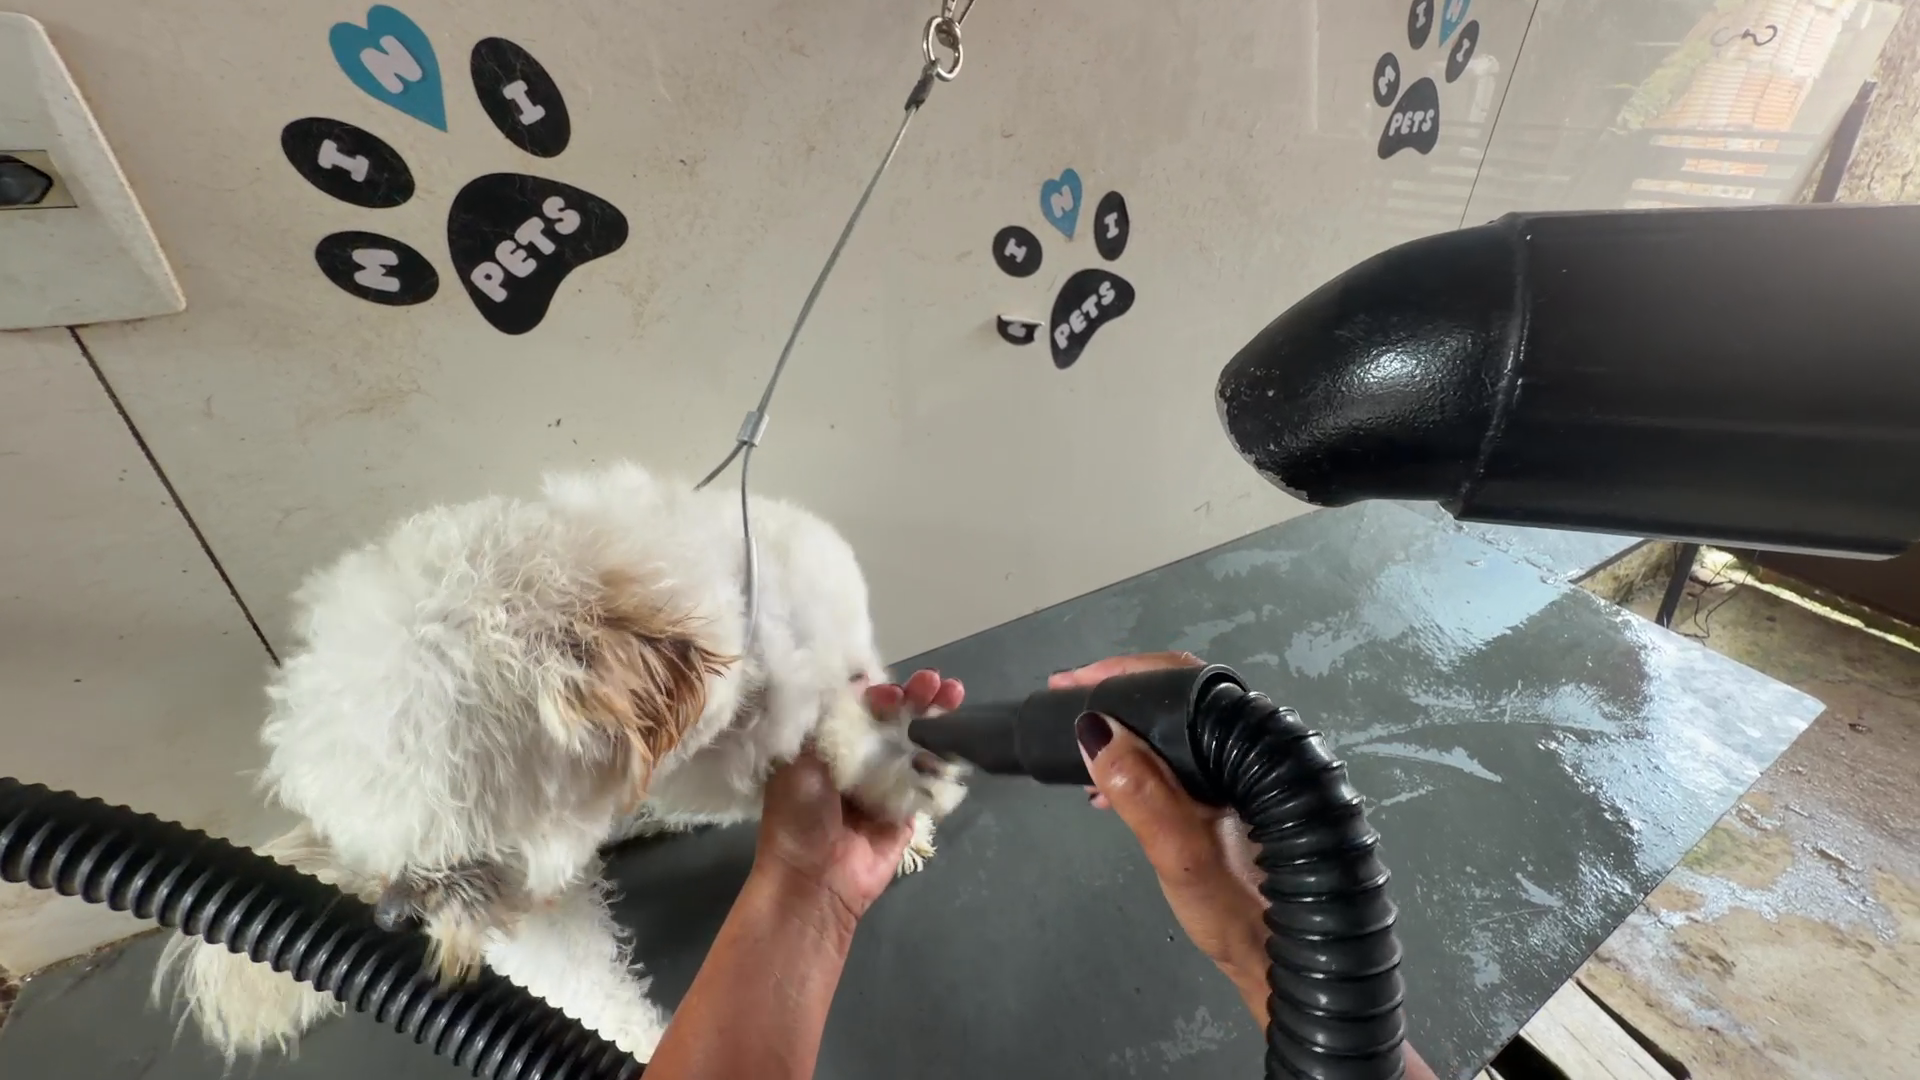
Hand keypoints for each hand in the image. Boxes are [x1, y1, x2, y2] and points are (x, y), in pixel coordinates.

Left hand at [753, 671, 964, 928]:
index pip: (863, 704)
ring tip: (953, 694)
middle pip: (896, 717)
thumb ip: (829, 719)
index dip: (880, 690)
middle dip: (917, 695)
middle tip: (935, 682)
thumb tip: (858, 678)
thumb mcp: (800, 759)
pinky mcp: (909, 806)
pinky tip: (959, 736)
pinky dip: (945, 755)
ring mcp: (888, 780)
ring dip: (937, 715)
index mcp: (831, 743)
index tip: (889, 690)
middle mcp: (861, 756)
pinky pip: (931, 776)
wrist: (814, 881)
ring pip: (918, 739)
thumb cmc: (798, 816)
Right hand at [1054, 653, 1273, 1018]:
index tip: (1070, 683)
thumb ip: (1140, 792)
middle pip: (1174, 695)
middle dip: (1114, 693)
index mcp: (1246, 745)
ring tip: (1076, 738)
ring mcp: (1240, 769)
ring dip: (1123, 726)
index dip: (1119, 673)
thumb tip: (1093, 728)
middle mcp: (1250, 745)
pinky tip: (1109, 782)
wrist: (1280, 965)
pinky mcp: (1230, 791)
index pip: (1178, 680)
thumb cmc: (1234, 911)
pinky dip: (1137, 755)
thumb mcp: (1179, 852)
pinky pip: (1175, 753)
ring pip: (1172, 725)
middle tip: (1062, 696)